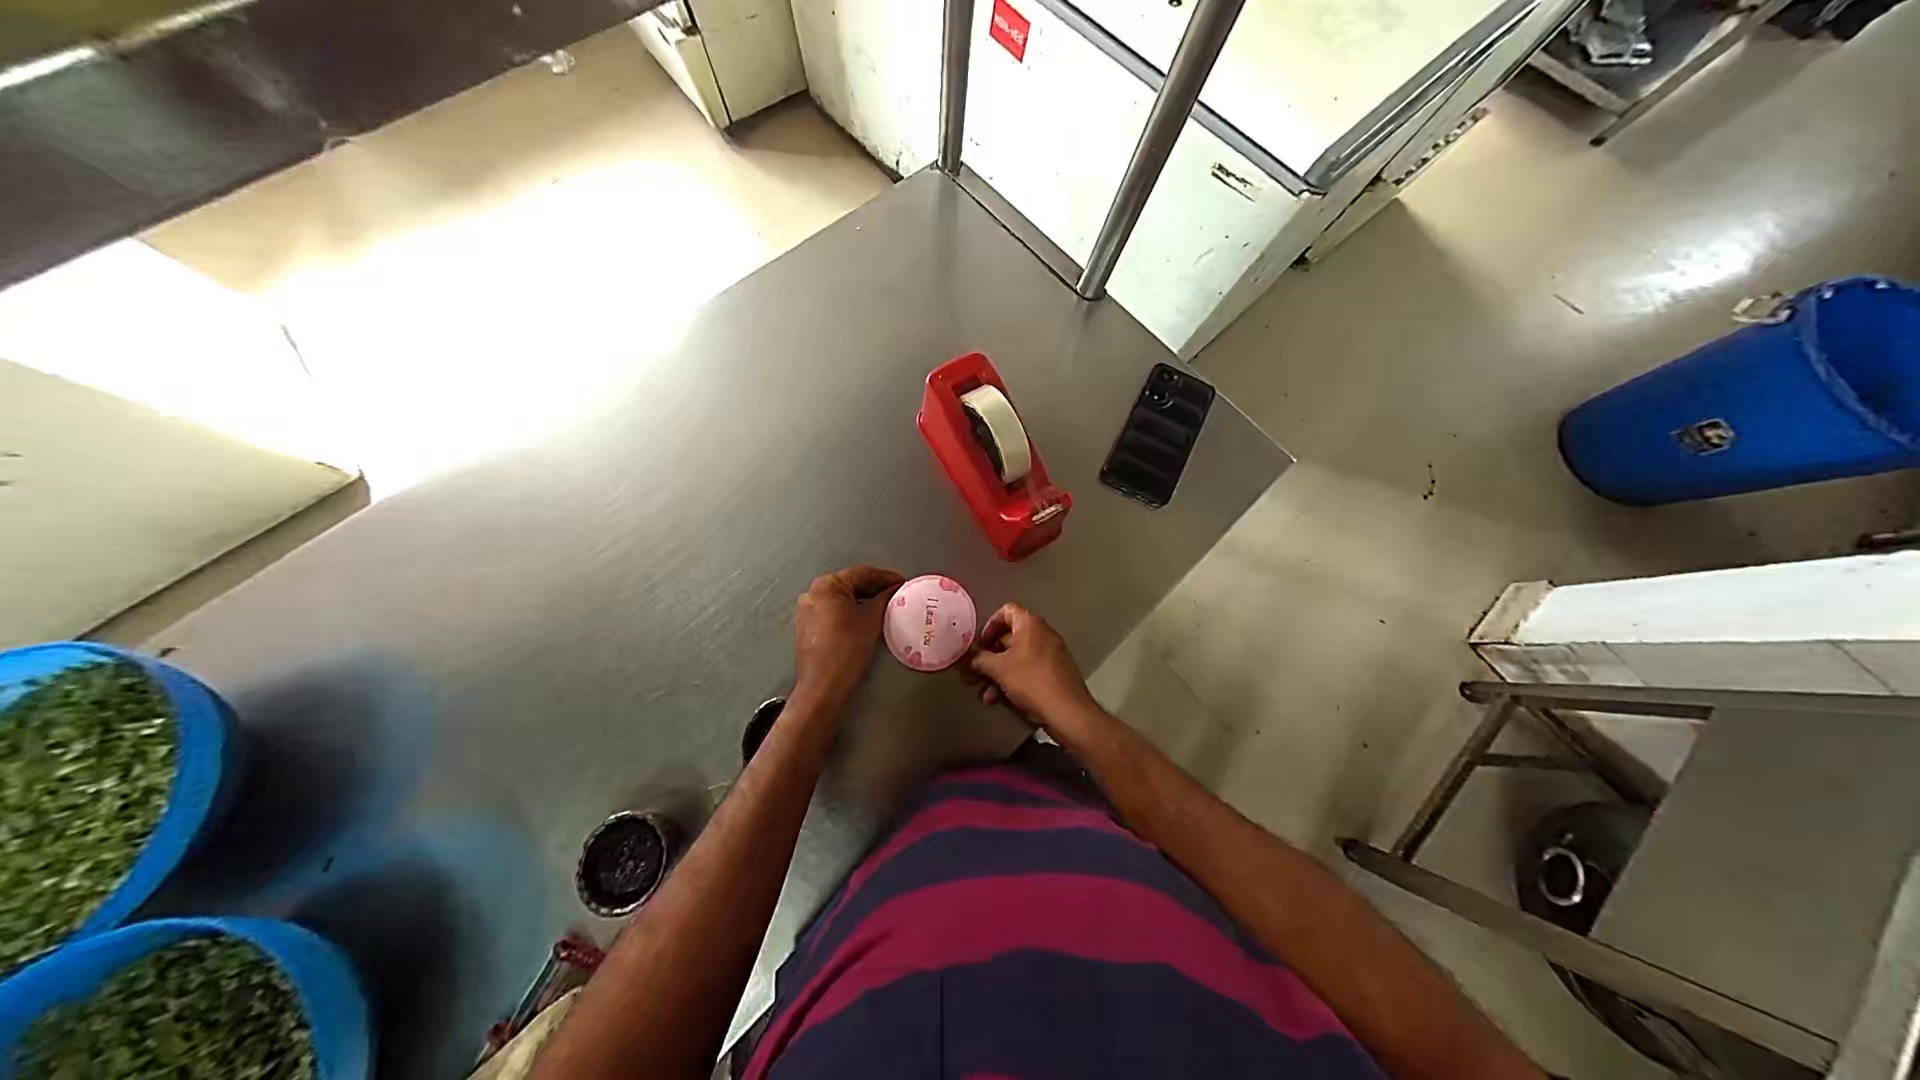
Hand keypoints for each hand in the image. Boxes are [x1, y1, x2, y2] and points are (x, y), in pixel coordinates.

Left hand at [793, 565, 904, 706]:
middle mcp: (813, 593)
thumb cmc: (846, 651)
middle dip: (874, 587)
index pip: (862, 573)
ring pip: (841, 597)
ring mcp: (807, 609)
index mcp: (827, 586)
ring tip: (885, 604)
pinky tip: (866, 615)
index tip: (901, 581)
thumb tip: (892, 590)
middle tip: (896, 592)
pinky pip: (833, 609)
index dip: (886, 577)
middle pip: (850, 583)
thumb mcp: (872, 620)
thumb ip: (884, 599)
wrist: (824, 685)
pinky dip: (850, 609)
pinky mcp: (807, 624)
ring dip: (863, 598)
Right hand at [967, 603, 1099, 727]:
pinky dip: (1012, 680)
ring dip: (997, 672)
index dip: (989, 626)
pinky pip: (1028, 670)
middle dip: (989, 655)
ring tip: (984, 690)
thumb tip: (969, 659)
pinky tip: (998, 698)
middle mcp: (1043, 634)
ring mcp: (1051, 654)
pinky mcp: (1054, 673)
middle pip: (1009, 637)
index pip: (1006, 611)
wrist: (1066, 711)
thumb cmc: (1033, 682)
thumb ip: (979, 660)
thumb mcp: (998, 669)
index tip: (979, 643)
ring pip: (1017, 657)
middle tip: (974, 670)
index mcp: (1031, 624)